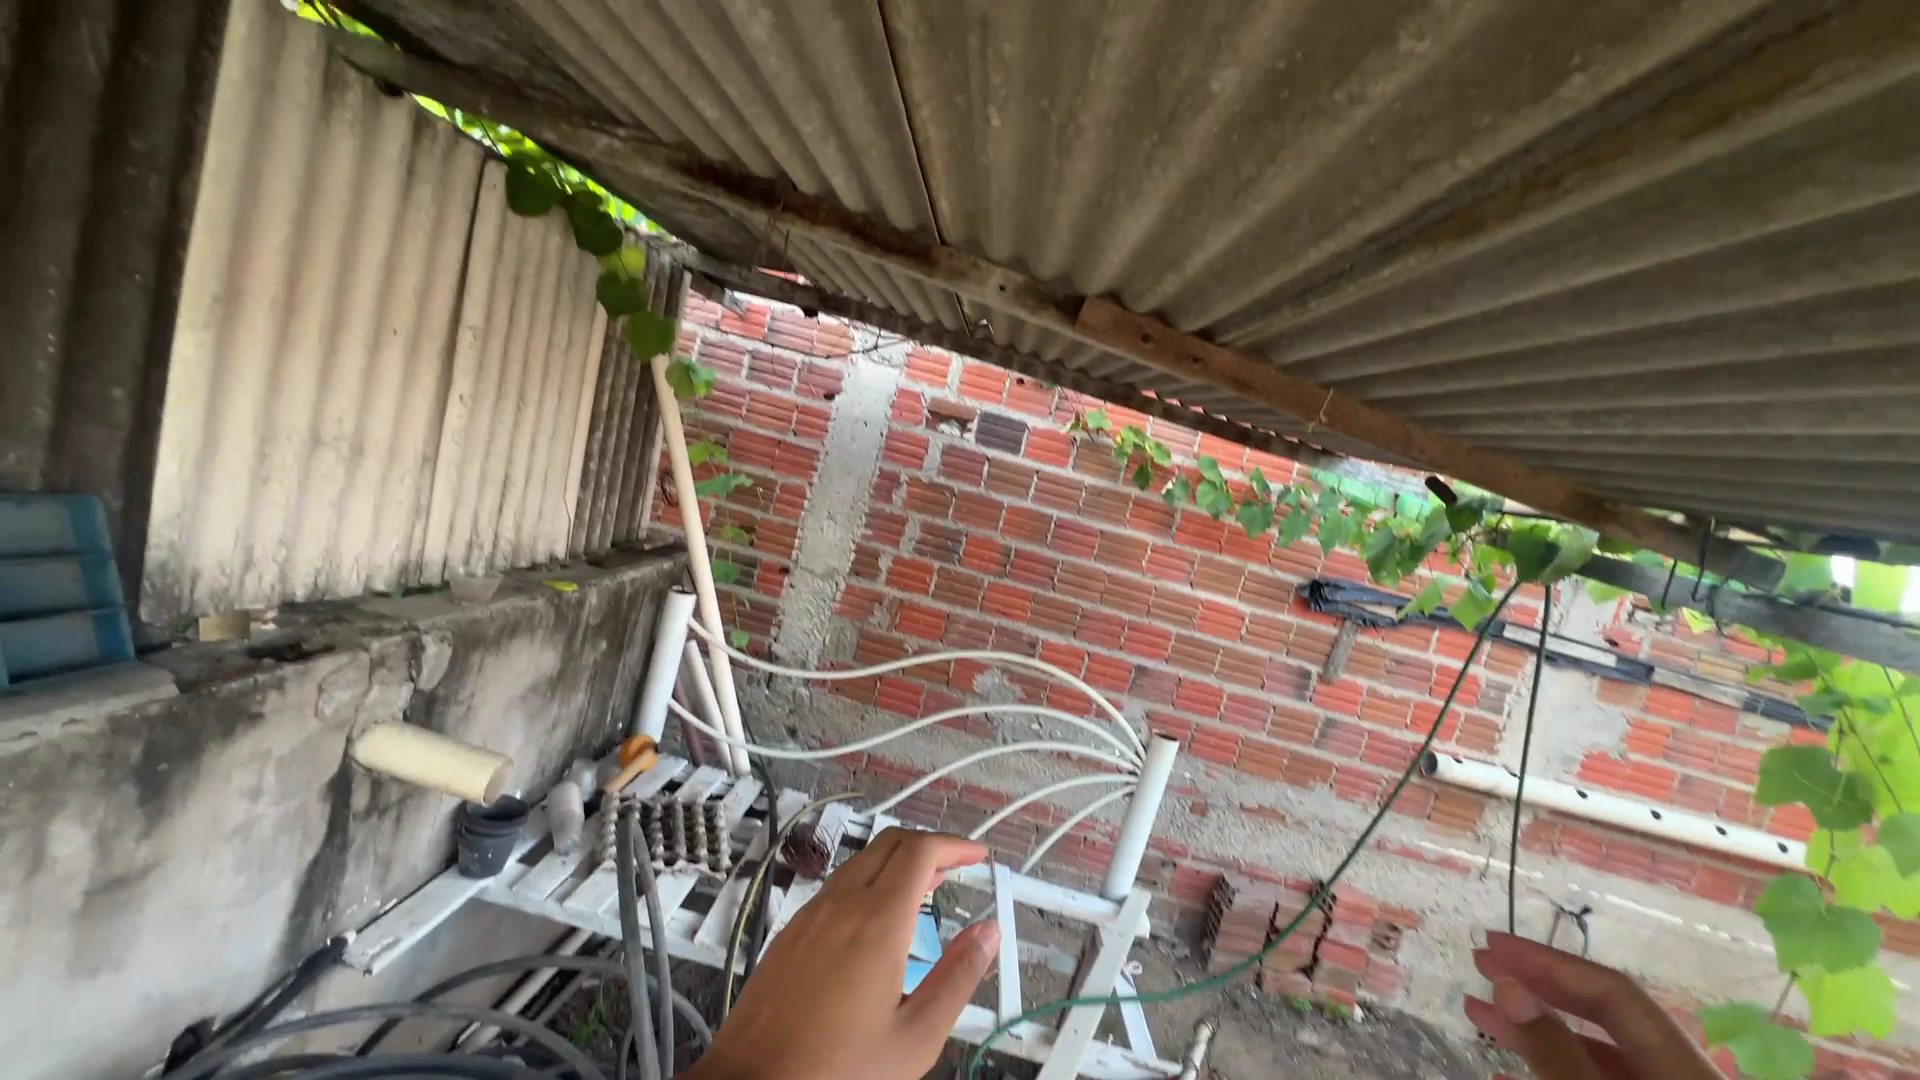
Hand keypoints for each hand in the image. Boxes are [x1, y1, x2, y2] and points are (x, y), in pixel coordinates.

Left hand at [687, 828, 1000, 1079]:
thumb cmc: (834, 1071)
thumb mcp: (915, 1037)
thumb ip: (957, 978)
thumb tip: (988, 935)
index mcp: (877, 922)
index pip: (921, 851)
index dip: (954, 844)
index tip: (977, 854)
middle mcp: (841, 905)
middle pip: (890, 843)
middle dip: (929, 845)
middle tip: (957, 865)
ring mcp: (810, 915)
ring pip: (861, 860)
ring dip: (898, 861)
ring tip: (925, 888)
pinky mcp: (790, 933)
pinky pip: (836, 885)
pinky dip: (869, 881)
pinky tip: (877, 917)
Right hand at [1465, 931, 1723, 1078]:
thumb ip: (1557, 1052)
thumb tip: (1505, 984)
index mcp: (1691, 1070)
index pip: (1615, 993)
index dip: (1551, 963)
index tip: (1491, 945)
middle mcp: (1683, 1076)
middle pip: (1608, 1017)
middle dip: (1538, 988)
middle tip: (1481, 964)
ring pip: (1597, 1054)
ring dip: (1534, 1029)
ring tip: (1477, 1010)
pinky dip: (1552, 1067)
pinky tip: (1505, 1070)